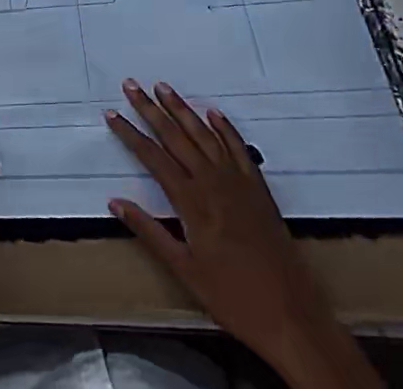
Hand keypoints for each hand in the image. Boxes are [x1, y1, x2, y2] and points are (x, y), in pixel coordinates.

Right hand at [107, 80, 380, 388]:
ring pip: (205, 135)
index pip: (152, 156)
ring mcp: (239, 183)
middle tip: (132, 85)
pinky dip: (226, 129)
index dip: (130, 133)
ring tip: (164, 87)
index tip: (111, 113)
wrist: (292, 316)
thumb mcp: (183, 268)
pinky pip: (240, 149)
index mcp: (191, 201)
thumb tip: (114, 201)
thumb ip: (148, 230)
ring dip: (183, 109)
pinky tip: (214, 113)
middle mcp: (214, 183)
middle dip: (151, 109)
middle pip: (176, 137)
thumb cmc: (231, 296)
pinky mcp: (259, 190)